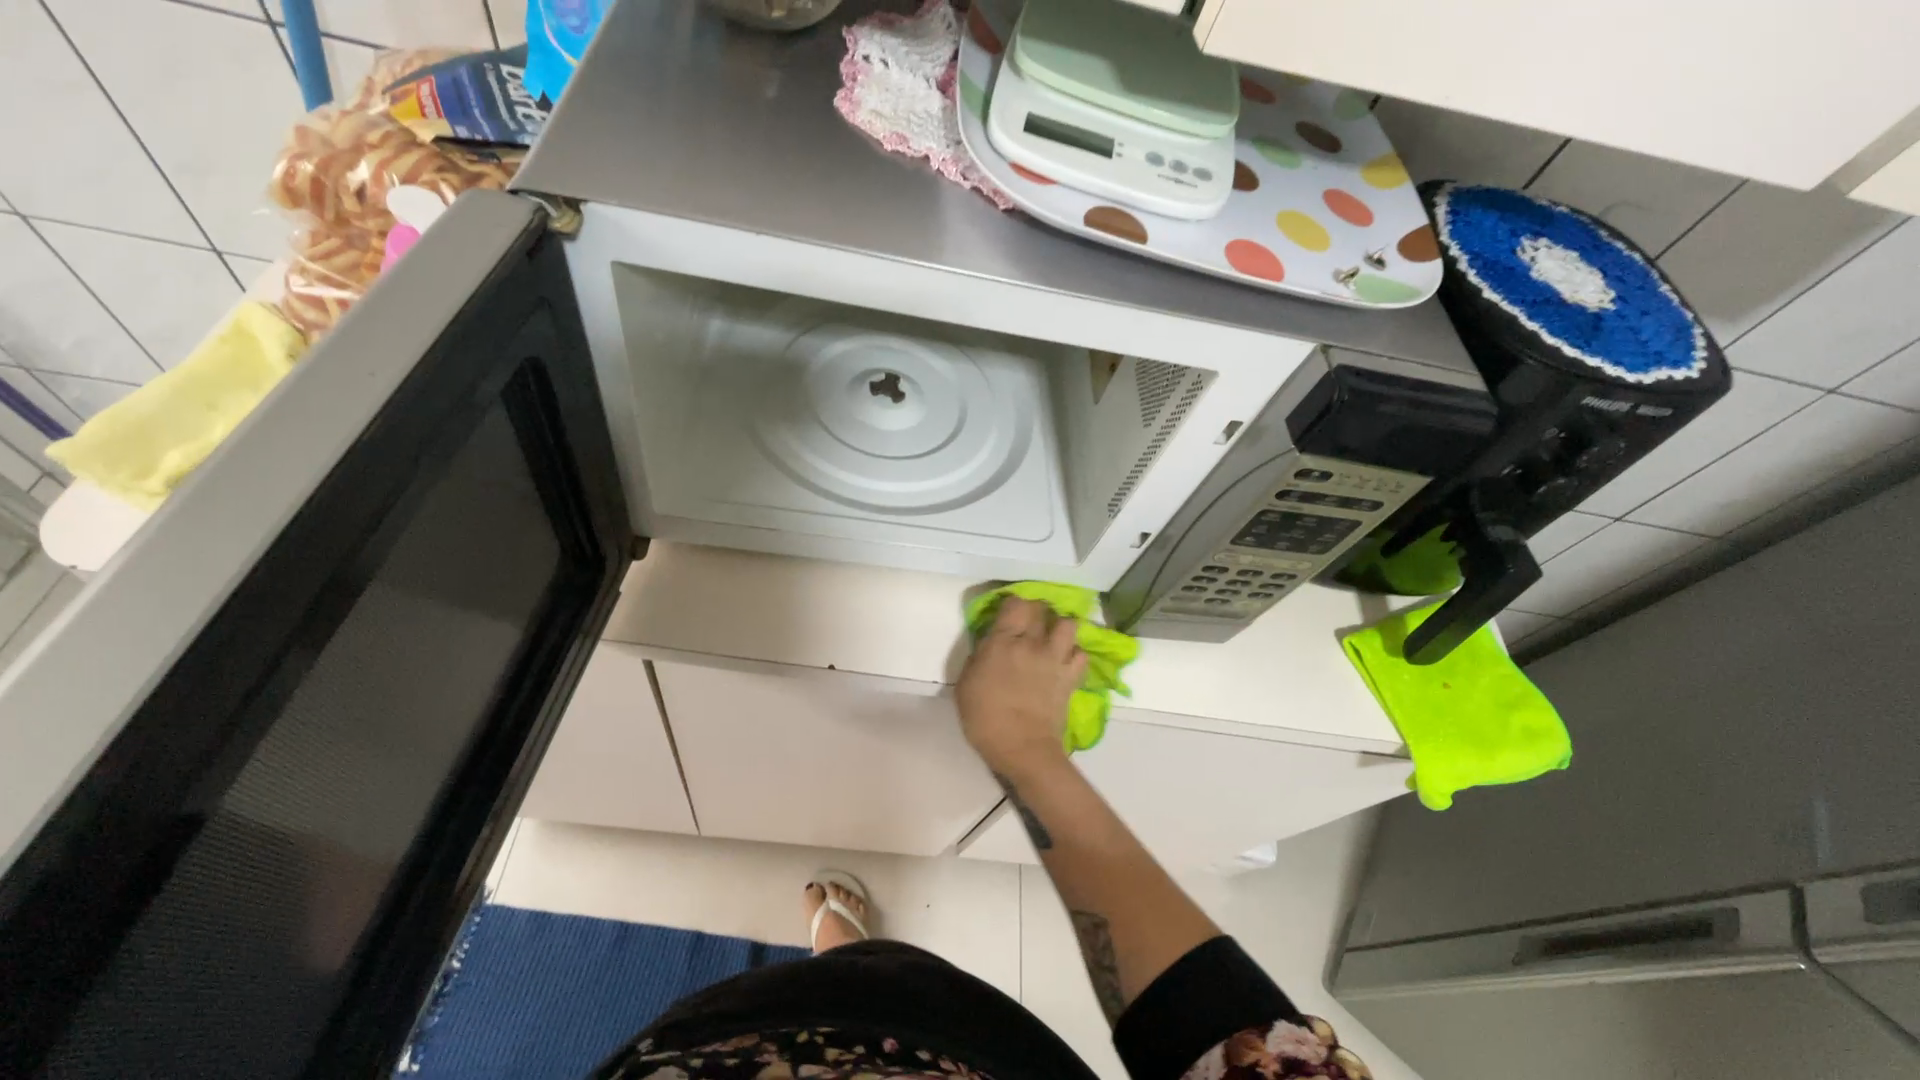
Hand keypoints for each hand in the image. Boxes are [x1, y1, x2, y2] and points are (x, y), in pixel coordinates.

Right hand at [957, 597, 1087, 777]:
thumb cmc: (985, 719)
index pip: (1015, 604)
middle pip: (1042, 610)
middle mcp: (1032, 644)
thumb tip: (991, 645)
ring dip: (1061, 627)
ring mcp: (1055, 659)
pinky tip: (1066, 661)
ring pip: (1069, 624)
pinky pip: (1081, 654)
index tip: (1009, 613)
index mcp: (1003, 642)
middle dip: (1037, 611)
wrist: (1022, 747)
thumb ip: (980, 656)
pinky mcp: (1071, 677)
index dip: (1013, 604)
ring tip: (1054, 637)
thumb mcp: (966, 684)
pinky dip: (1075, 654)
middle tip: (1030, 622)